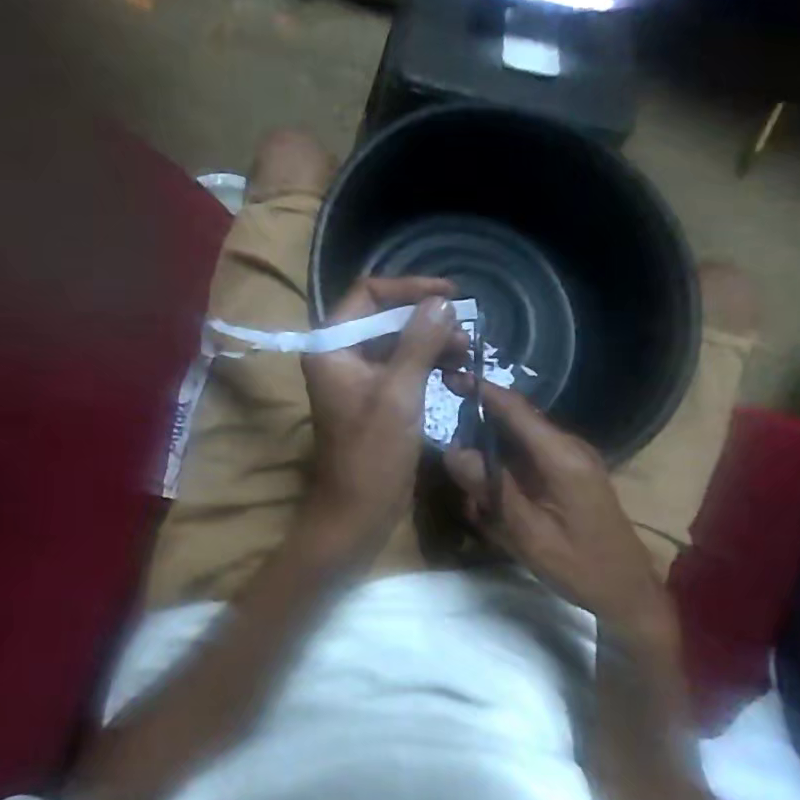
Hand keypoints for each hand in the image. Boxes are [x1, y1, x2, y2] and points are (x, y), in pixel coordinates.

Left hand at [300, 276, 466, 557]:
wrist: (356, 511)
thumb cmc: (372, 454)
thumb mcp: (399, 394)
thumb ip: (419, 343)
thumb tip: (442, 302)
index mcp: (331, 346)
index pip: (368, 294)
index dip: (409, 288)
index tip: (452, 294)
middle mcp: (339, 354)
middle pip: (385, 316)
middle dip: (427, 319)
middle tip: (467, 333)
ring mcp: (356, 376)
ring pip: (397, 342)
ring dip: (432, 342)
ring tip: (468, 354)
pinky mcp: (374, 396)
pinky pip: (401, 366)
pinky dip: (427, 363)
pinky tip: (456, 370)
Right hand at [439, 380, 673, 638]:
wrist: (628, 592)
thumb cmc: (579, 566)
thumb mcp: (528, 534)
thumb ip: (491, 488)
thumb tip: (454, 450)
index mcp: (562, 457)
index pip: (515, 408)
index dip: (481, 389)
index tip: (448, 376)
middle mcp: (569, 448)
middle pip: (514, 421)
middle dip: (478, 432)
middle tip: (451, 460)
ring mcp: (572, 459)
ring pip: (518, 441)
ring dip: (491, 458)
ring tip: (474, 499)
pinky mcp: (571, 472)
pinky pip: (529, 458)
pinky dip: (505, 472)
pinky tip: (494, 504)